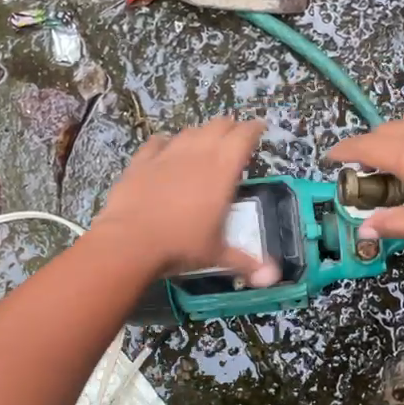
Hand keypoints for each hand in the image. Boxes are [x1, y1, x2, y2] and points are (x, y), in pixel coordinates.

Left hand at [91, 119, 280, 284]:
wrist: (130, 241)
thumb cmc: (181, 245)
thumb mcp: (217, 254)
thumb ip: (246, 261)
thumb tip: (273, 278)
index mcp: (222, 170)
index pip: (244, 137)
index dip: (254, 128)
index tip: (260, 127)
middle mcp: (197, 154)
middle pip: (218, 126)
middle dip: (229, 128)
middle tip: (235, 135)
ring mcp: (167, 154)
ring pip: (189, 131)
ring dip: (201, 133)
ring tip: (205, 141)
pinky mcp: (141, 161)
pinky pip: (157, 142)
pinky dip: (166, 143)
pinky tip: (166, 147)